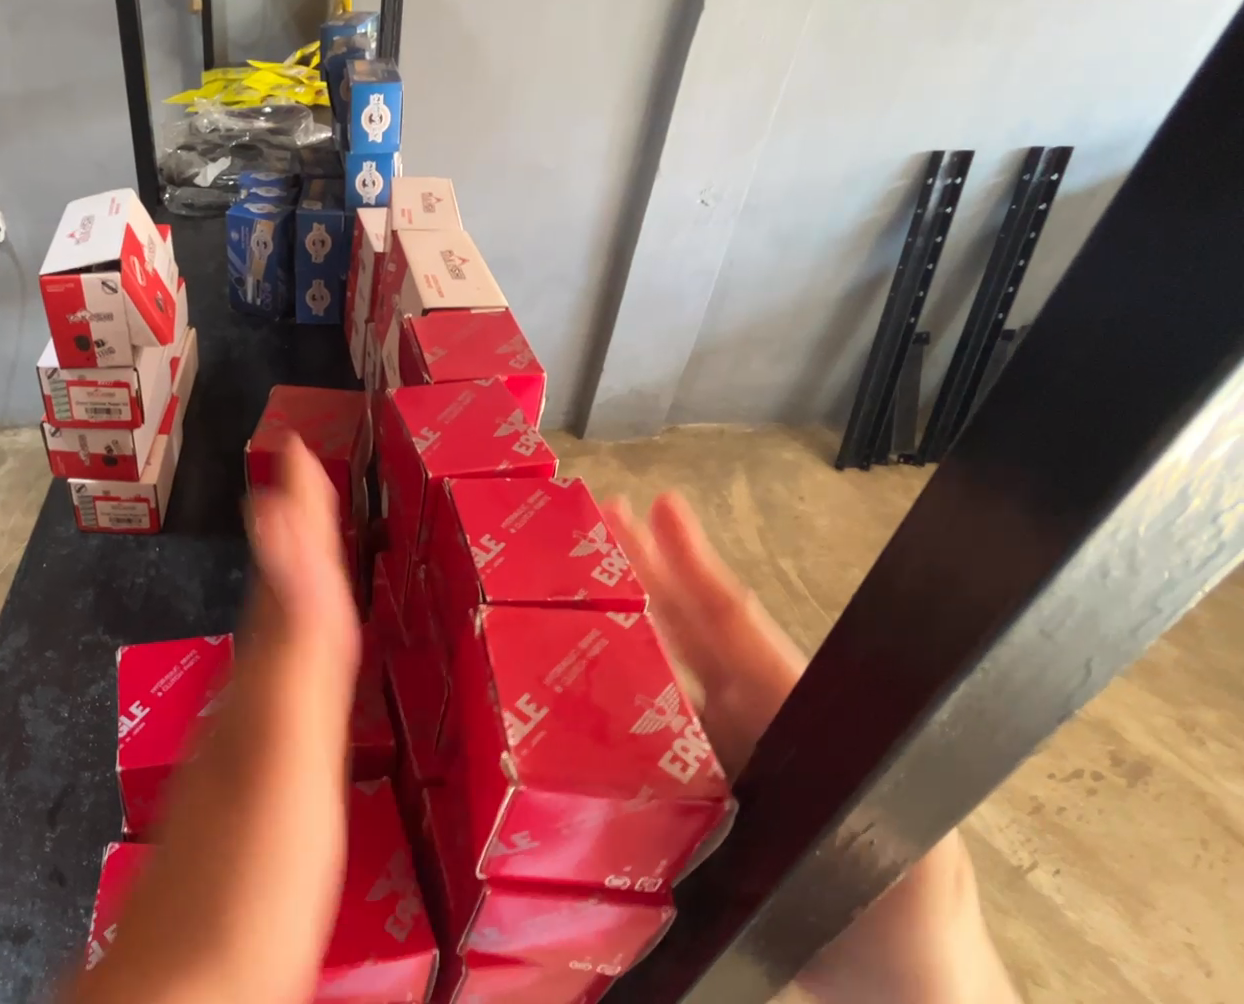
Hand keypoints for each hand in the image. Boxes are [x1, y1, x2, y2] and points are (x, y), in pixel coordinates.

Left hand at [66, 435, 358, 1003]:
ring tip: (310, 555)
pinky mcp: (251, 788)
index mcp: (264, 680)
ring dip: (291, 589)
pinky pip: (276, 692)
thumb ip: (295, 638)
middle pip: (276, 601)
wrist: (191, 974)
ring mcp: (245, 743)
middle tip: (308, 487)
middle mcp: (249, 698)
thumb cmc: (254, 864)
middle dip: (294, 538)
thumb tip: (282, 523)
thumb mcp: (285, 741)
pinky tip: (297, 671)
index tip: (297, 451)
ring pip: (273, 642)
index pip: (287, 574)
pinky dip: (290, 655)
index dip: (297, 512)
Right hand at [601, 493, 1018, 1003]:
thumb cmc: (905, 933)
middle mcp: (743, 724)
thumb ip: (859, 808)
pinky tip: (558, 671)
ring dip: (610, 616)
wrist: (882, 998)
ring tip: (567, 569)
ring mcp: (705, 757)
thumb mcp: (905, 863)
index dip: (694, 568)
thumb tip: (790, 758)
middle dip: (640, 568)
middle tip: (596, 512)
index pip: (733, 630)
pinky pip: (628, 733)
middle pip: (681, 632)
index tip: (660, 509)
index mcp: (792, 718)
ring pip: (648, 672)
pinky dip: (593, 693)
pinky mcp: (677, 794)